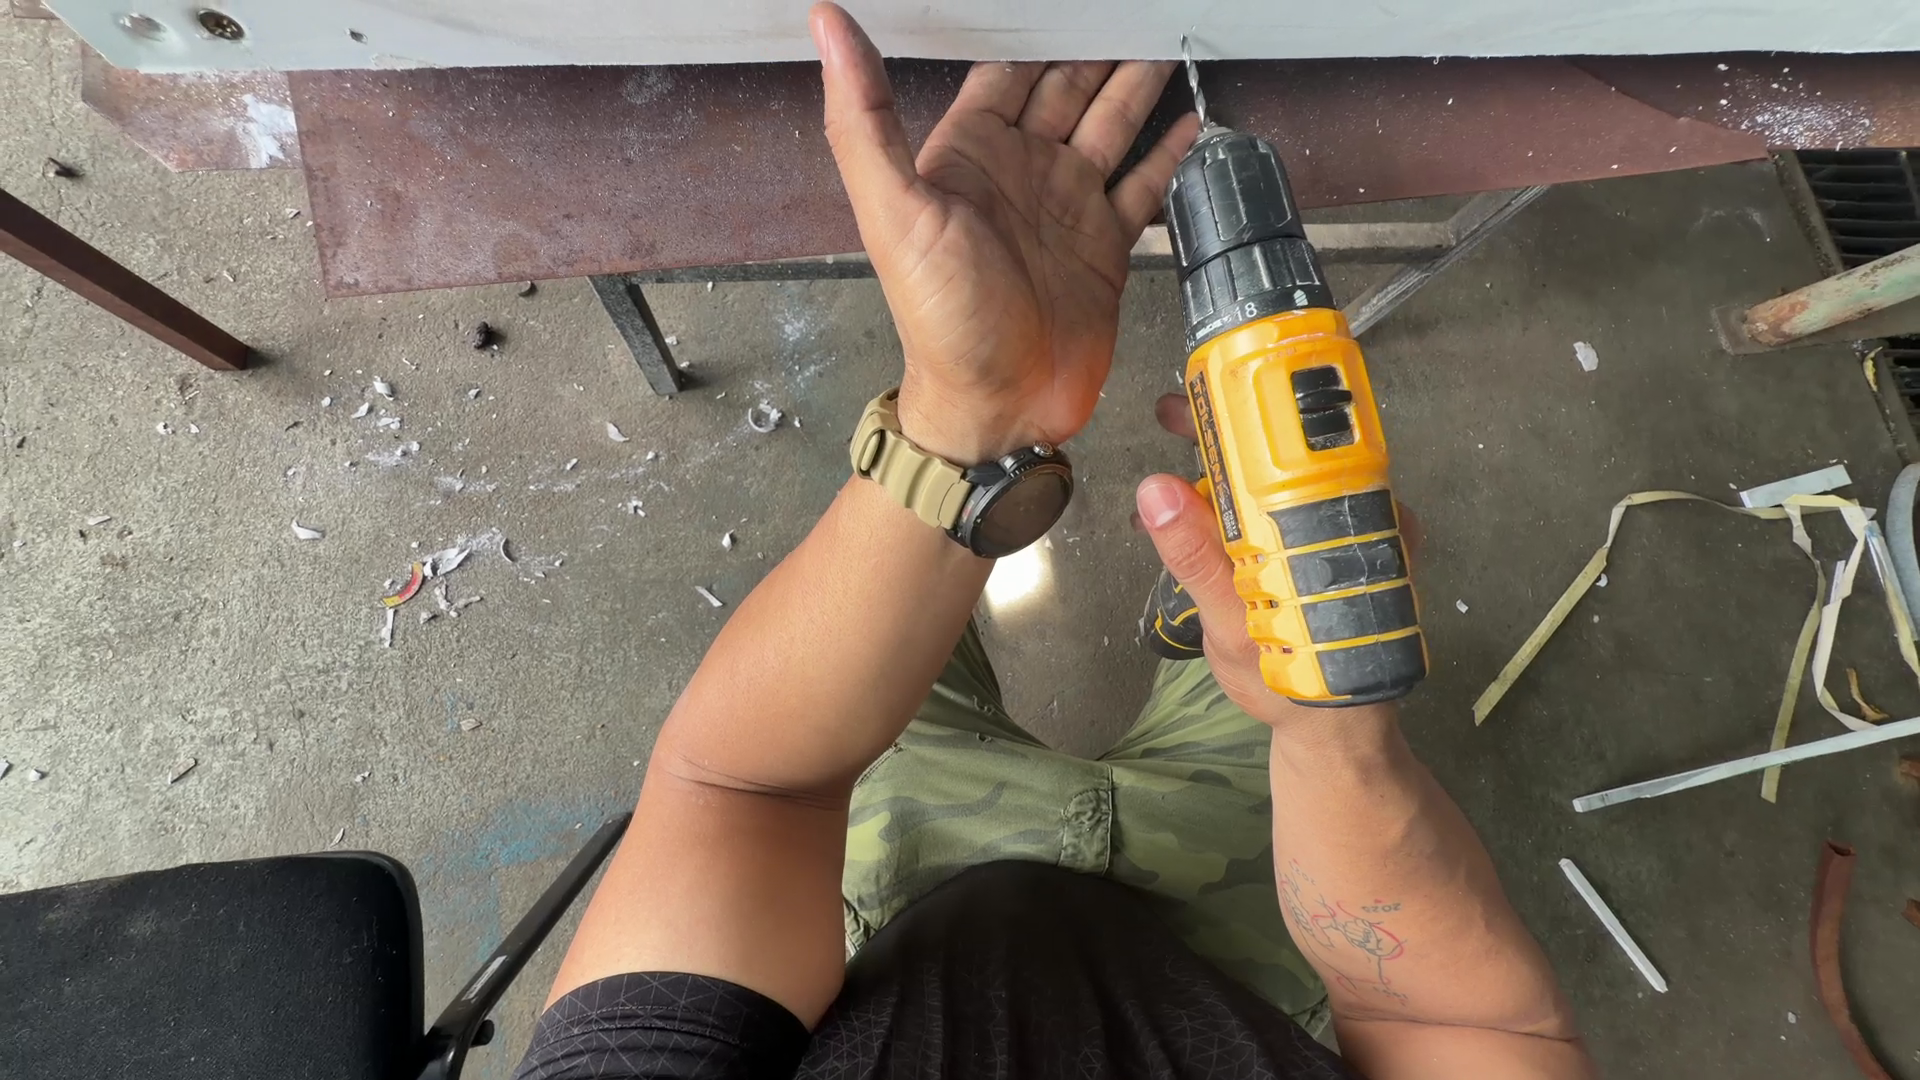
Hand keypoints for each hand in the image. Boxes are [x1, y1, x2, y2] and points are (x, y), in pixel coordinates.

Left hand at [810, 3, 1198, 462]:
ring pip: (1112, 126)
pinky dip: (1167, 157)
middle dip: (1102, 43)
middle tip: (1138, 8)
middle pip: (1069, 86)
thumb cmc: (944, 323)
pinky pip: (1142, 189)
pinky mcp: (1104, 249)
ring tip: (1170, 39)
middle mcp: (1022, 173)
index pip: (1009, 68)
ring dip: (1139, 85)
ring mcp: (1067, 209)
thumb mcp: (895, 216)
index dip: (1040, 25)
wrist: (996, 405)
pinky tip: (1191, 124)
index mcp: (971, 156)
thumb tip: (827, 24)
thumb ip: (865, 122)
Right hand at [1134, 394, 1422, 728]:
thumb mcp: (1235, 624)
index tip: (1201, 393)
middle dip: (1225, 431)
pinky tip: (1193, 514)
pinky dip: (1229, 501)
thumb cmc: (1293, 681)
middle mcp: (1352, 515)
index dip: (1250, 413)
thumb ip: (1198, 559)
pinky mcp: (1314, 546)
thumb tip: (1156, 489)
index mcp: (1347, 522)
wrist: (1328, 726)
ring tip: (1169, 471)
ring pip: (1276, 478)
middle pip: (1287, 450)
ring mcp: (1333, 530)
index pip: (1302, 443)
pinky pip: (1272, 508)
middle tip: (1173, 415)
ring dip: (1220, 468)